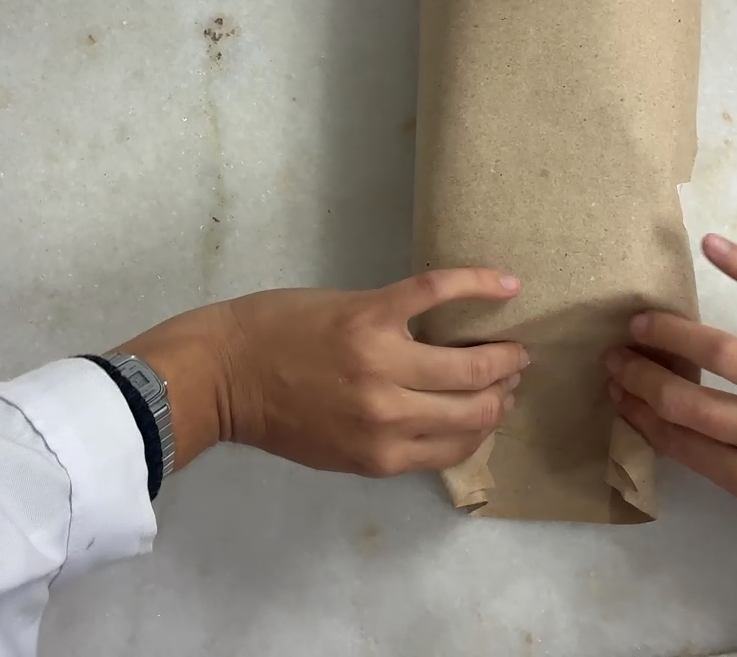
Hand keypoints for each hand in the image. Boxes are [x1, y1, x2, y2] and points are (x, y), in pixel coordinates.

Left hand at [120, 270, 528, 476]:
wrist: (221, 372)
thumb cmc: (274, 412)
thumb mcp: (334, 448)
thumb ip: (388, 442)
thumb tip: (439, 421)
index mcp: (383, 453)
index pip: (462, 443)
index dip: (489, 422)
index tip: (500, 402)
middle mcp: (391, 414)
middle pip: (475, 405)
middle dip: (505, 388)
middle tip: (515, 366)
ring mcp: (382, 360)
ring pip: (465, 362)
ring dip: (501, 351)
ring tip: (513, 340)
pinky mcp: (370, 313)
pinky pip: (434, 293)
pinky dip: (475, 284)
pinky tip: (506, 283)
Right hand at [605, 234, 736, 539]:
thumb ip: (731, 469)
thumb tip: (668, 424)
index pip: (682, 442)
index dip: (639, 415)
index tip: (616, 394)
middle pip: (689, 401)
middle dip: (641, 378)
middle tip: (613, 357)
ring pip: (723, 352)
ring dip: (671, 333)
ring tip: (640, 323)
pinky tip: (709, 244)